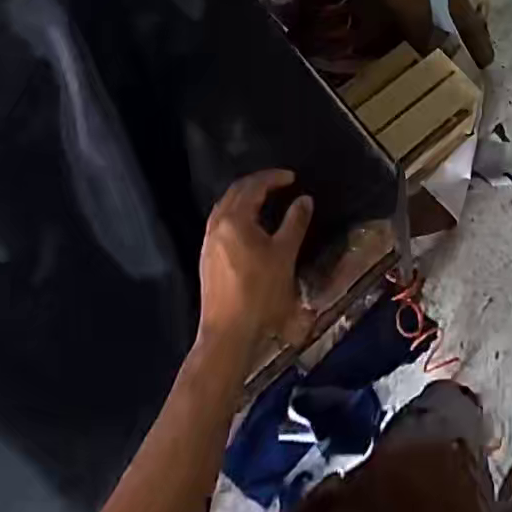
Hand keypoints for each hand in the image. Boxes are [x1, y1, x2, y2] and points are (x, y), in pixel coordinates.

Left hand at [197, 169, 312, 349]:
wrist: (229, 333)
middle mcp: (217, 226)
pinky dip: (236, 212)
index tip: (292, 178)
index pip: (253, 187)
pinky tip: (249, 225)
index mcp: (235, 221)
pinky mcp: (207, 259)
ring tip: (265, 198)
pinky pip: (221, 222)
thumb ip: (295, 223)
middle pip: (235, 192)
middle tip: (280, 182)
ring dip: (244, 197)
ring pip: (225, 207)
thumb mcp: (285, 254)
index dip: (273, 178)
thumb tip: (304, 200)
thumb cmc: (260, 292)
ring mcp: (208, 243)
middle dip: (257, 182)